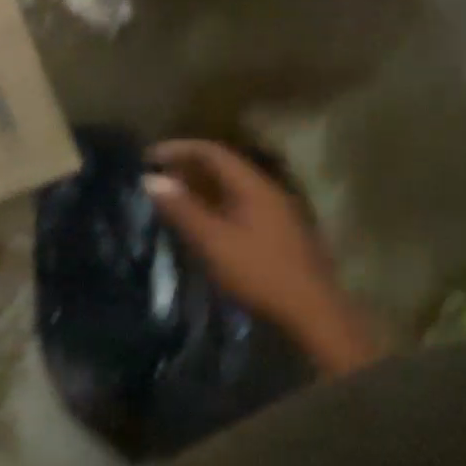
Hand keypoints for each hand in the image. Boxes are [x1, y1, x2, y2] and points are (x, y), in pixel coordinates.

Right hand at [144, 140, 380, 373]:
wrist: (316, 316)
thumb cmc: (260, 273)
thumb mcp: (213, 242)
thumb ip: (182, 209)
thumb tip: (151, 180)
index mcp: (253, 186)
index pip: (211, 152)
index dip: (178, 149)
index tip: (149, 157)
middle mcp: (268, 191)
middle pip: (223, 167)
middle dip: (187, 168)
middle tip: (157, 178)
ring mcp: (278, 213)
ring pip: (233, 188)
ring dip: (201, 188)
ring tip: (173, 199)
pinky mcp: (281, 234)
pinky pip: (241, 205)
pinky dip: (216, 205)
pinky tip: (203, 223)